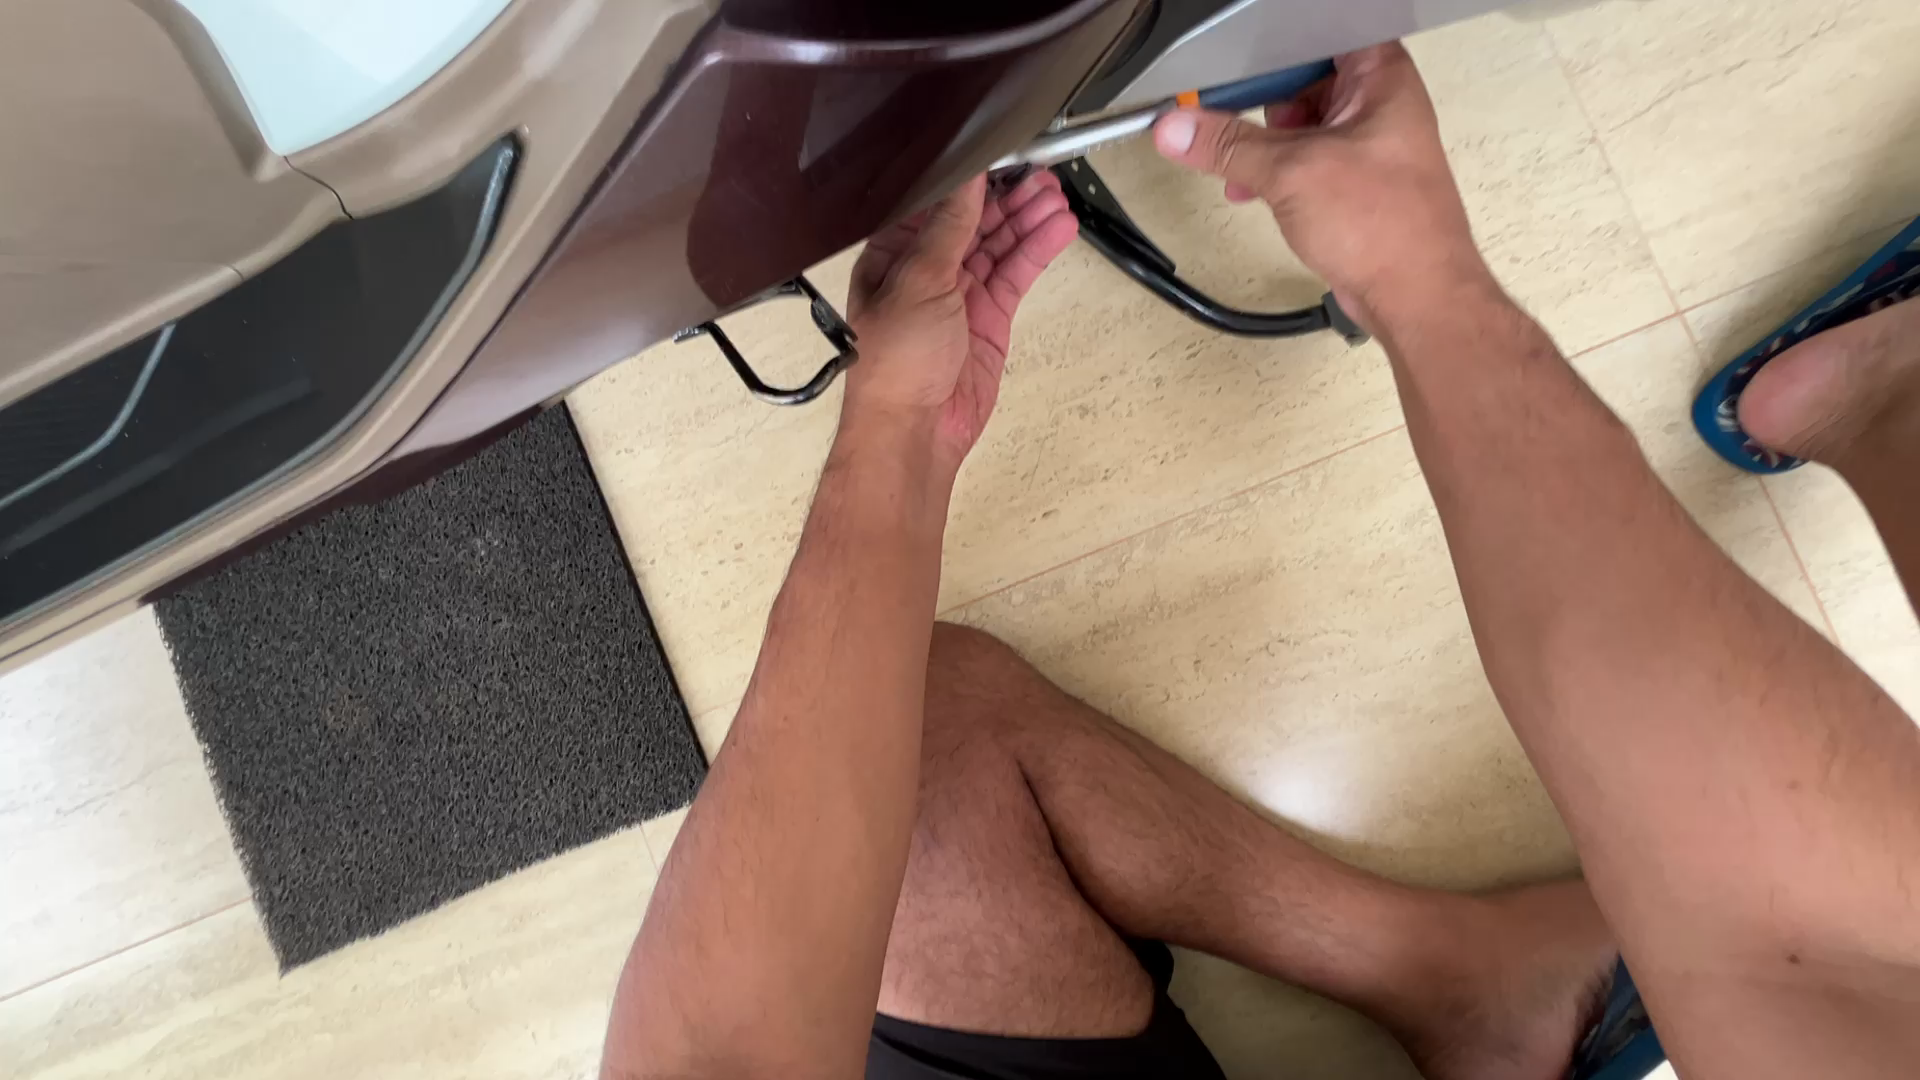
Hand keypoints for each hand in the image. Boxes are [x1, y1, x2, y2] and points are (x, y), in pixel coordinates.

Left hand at [842, 172, 1078, 467]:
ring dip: (1027, 219)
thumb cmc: (896, 362)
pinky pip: (1016, 276)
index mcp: (895, 255)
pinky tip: (1058, 228)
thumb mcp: (918, 280)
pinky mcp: (990, 319)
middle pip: (974, 220)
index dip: (971, 179)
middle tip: (1041, 172)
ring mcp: (962, 295)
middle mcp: (928, 271)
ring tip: (1057, 195)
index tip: (1003, 153)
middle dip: (1007, 196)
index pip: (937, 204)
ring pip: (999, 245)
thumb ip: (948, 228)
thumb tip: (967, 179)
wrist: (916, 429)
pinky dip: (1037, 251)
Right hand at [1152, 43, 1492, 331]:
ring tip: (1235, 165)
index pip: (1316, 35)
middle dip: (1259, 103)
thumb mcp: (1290, 173)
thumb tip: (1177, 128)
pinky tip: (1249, 191)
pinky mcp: (1349, 185)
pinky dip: (1271, 175)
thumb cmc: (1384, 225)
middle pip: (1302, 79)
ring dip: (1261, 146)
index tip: (1229, 71)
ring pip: (1298, 126)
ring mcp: (1363, 146)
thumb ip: (1229, 147)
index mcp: (1379, 75)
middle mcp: (1376, 103)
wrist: (1411, 292)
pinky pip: (1301, 164)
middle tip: (1224, 116)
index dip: (1270, 50)